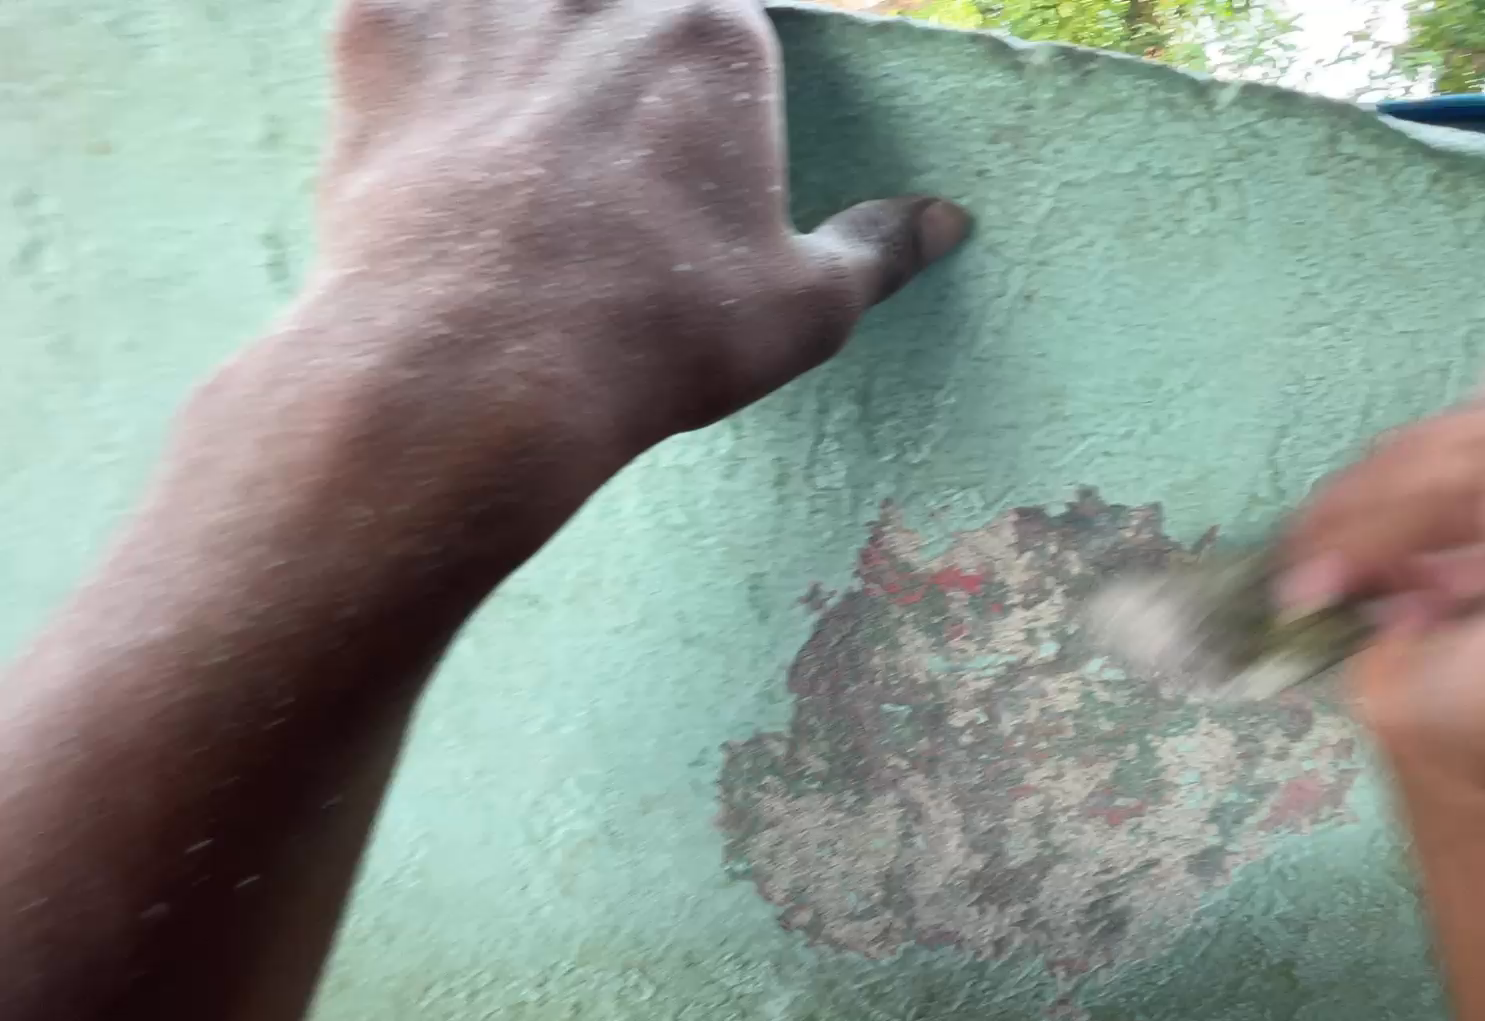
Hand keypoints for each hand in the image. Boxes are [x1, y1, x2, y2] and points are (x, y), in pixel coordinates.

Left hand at [313, 0, 967, 456]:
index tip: (714, 144)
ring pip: (530, 4)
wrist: (488, 366)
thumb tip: (948, 221)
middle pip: (639, 5)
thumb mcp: (808, 310)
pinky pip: (414, 1)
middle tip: (637, 157)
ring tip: (565, 151)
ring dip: (549, 42)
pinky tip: (461, 111)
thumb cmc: (670, 333)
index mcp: (717, 39)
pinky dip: (436, 32)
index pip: (742, 22)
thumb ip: (880, 251)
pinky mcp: (381, 28)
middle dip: (644, 57)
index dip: (730, 80)